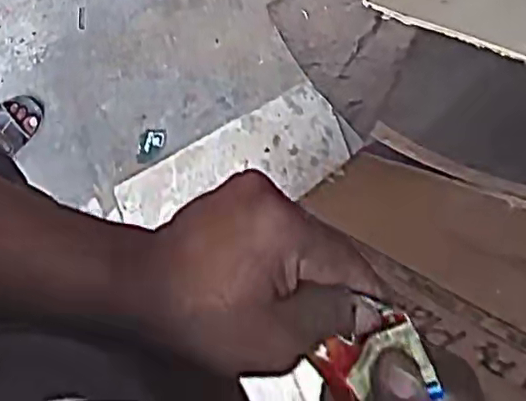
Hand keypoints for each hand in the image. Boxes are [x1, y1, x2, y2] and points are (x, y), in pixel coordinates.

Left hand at [139, 171, 392, 377]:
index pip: (352, 263)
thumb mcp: (278, 336)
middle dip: (334, 288)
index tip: (383, 331)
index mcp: (281, 221)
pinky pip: (275, 226)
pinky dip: (281, 255)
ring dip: (307, 271)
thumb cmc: (196, 311)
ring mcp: (246, 190)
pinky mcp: (232, 194)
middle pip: (327, 246)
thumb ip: (331, 317)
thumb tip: (365, 309)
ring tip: (292, 310)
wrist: (142, 285)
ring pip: (302, 237)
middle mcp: (265, 194)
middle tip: (339, 331)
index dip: (371, 303)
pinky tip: (268, 285)